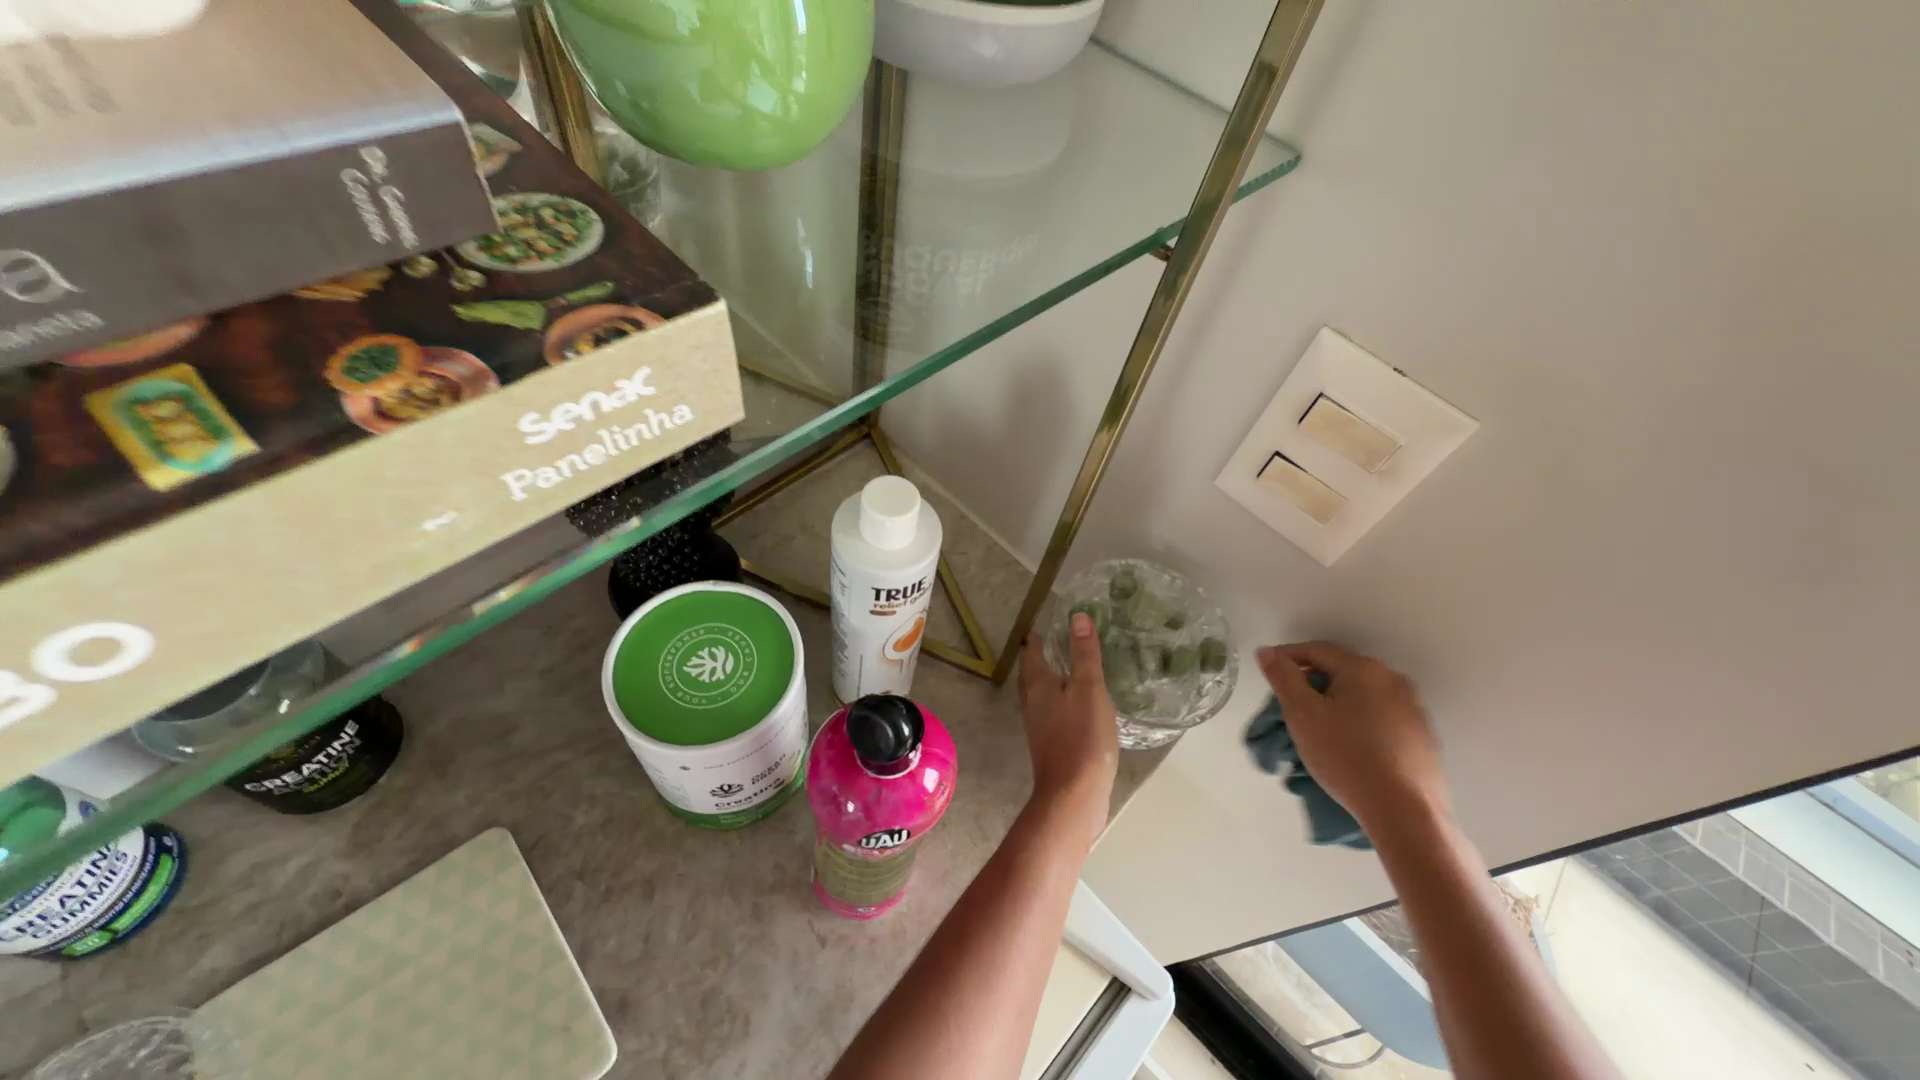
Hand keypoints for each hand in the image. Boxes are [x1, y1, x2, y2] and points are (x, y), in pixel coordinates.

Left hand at [1017, 615, 1119, 844]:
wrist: (1074, 795)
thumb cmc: (1082, 737)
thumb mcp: (1089, 689)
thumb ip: (1084, 654)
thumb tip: (1077, 617)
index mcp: (1038, 687)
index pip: (1031, 654)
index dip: (1036, 639)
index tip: (1042, 626)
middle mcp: (1032, 705)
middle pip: (1031, 676)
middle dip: (1038, 659)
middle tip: (1049, 645)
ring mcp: (1040, 728)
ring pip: (1040, 696)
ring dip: (1049, 682)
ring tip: (1066, 672)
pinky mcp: (1051, 746)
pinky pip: (1052, 715)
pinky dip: (1061, 703)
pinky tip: (1077, 708)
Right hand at [1255, 641, 1448, 829]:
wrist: (1405, 811)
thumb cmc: (1347, 756)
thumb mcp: (1303, 715)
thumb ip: (1283, 678)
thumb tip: (1267, 651)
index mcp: (1364, 669)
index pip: (1316, 650)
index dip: (1287, 657)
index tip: (1268, 671)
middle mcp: (1393, 679)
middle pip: (1342, 670)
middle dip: (1312, 682)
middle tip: (1290, 705)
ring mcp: (1413, 708)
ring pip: (1363, 694)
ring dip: (1337, 702)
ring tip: (1319, 728)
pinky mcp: (1422, 735)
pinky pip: (1382, 717)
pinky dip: (1360, 721)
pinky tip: (1351, 746)